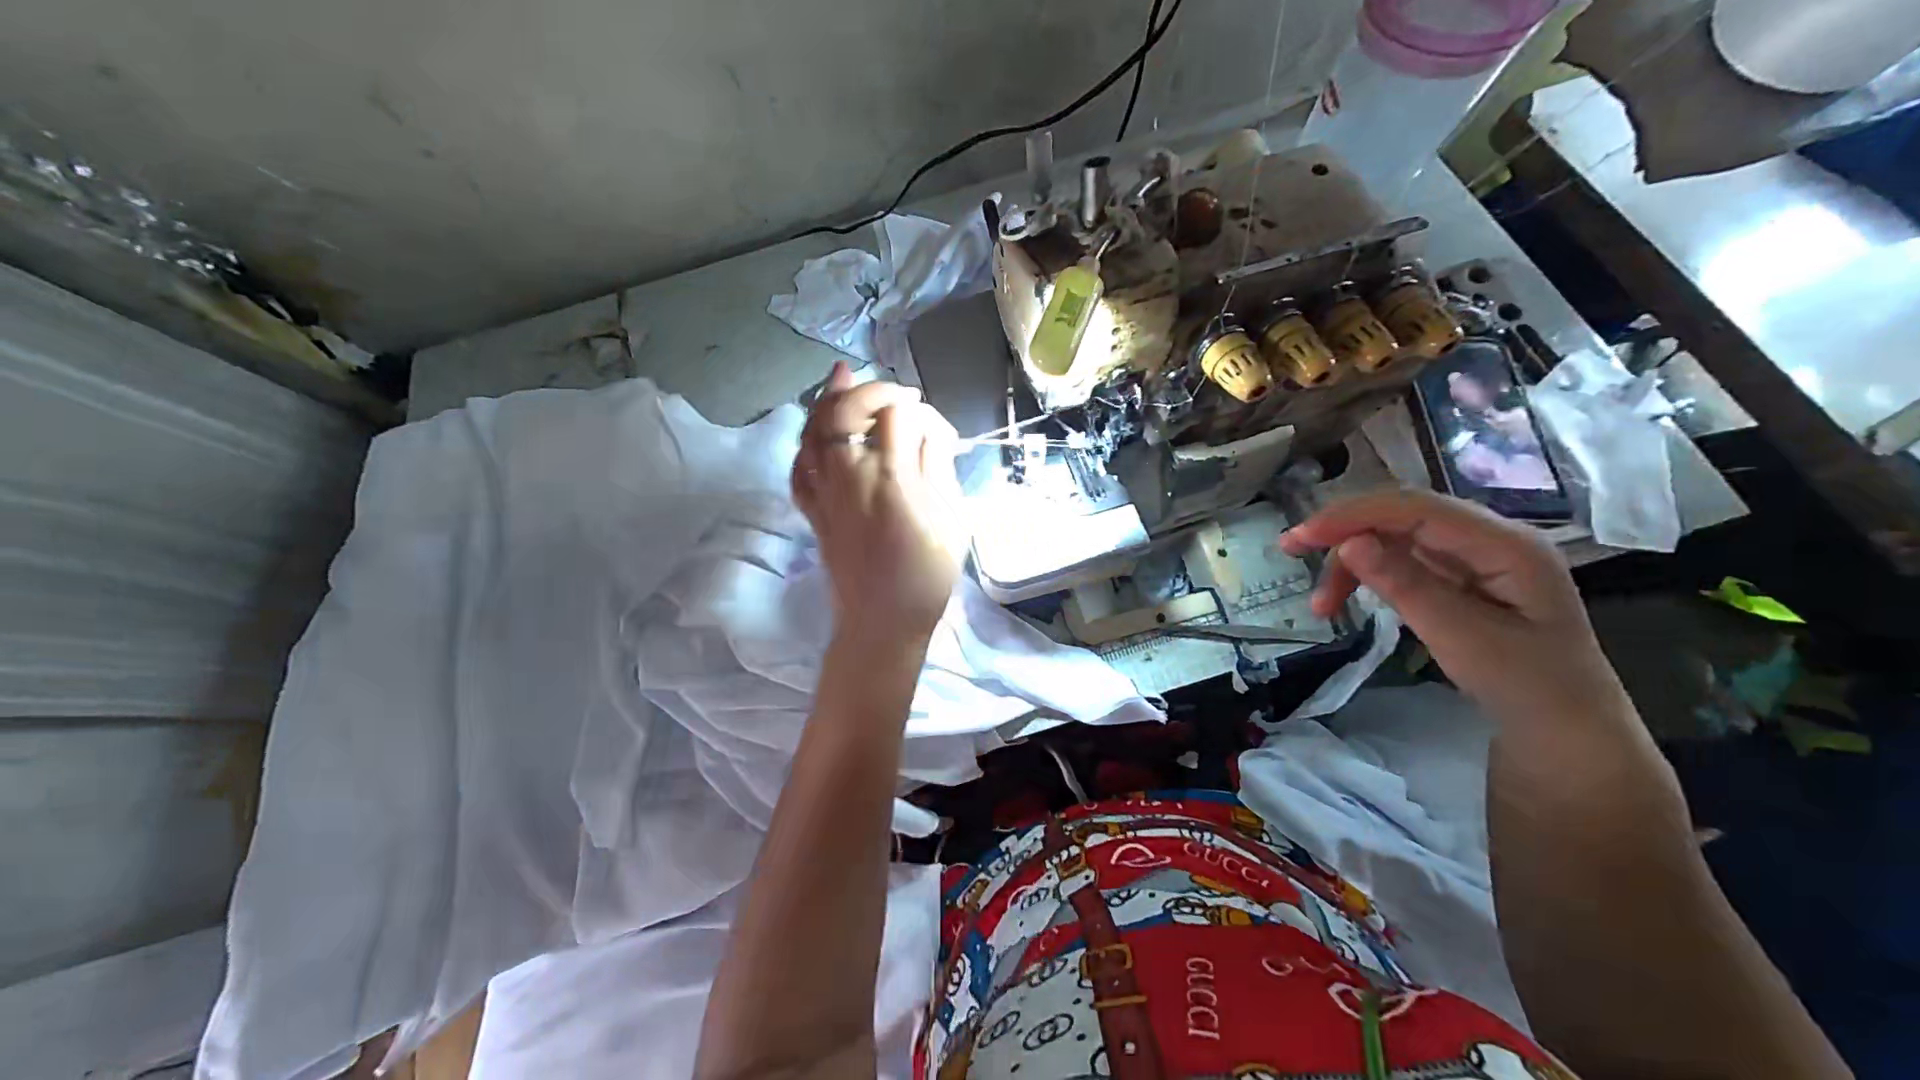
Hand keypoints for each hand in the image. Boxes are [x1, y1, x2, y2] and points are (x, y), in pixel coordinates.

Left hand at [792, 363, 965, 644]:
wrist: (882, 622)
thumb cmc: (927, 574)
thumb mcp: (952, 518)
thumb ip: (939, 467)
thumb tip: (930, 433)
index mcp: (891, 475)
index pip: (897, 415)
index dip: (916, 408)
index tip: (934, 426)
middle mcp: (850, 474)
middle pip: (845, 410)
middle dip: (869, 390)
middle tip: (893, 394)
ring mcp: (825, 492)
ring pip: (814, 432)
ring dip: (827, 400)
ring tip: (840, 376)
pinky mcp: (812, 512)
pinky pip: (799, 468)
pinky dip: (805, 445)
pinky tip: (814, 435)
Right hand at [1280, 490, 1631, 726]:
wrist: (1565, 732)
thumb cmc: (1526, 687)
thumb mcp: (1463, 639)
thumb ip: (1407, 586)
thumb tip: (1350, 543)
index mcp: (1506, 545)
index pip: (1417, 509)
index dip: (1354, 515)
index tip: (1302, 537)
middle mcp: (1490, 539)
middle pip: (1402, 516)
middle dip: (1344, 531)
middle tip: (1291, 551)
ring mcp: (1475, 558)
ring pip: (1395, 538)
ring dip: (1351, 561)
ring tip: (1321, 605)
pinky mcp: (1459, 578)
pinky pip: (1403, 561)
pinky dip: (1368, 576)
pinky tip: (1346, 600)